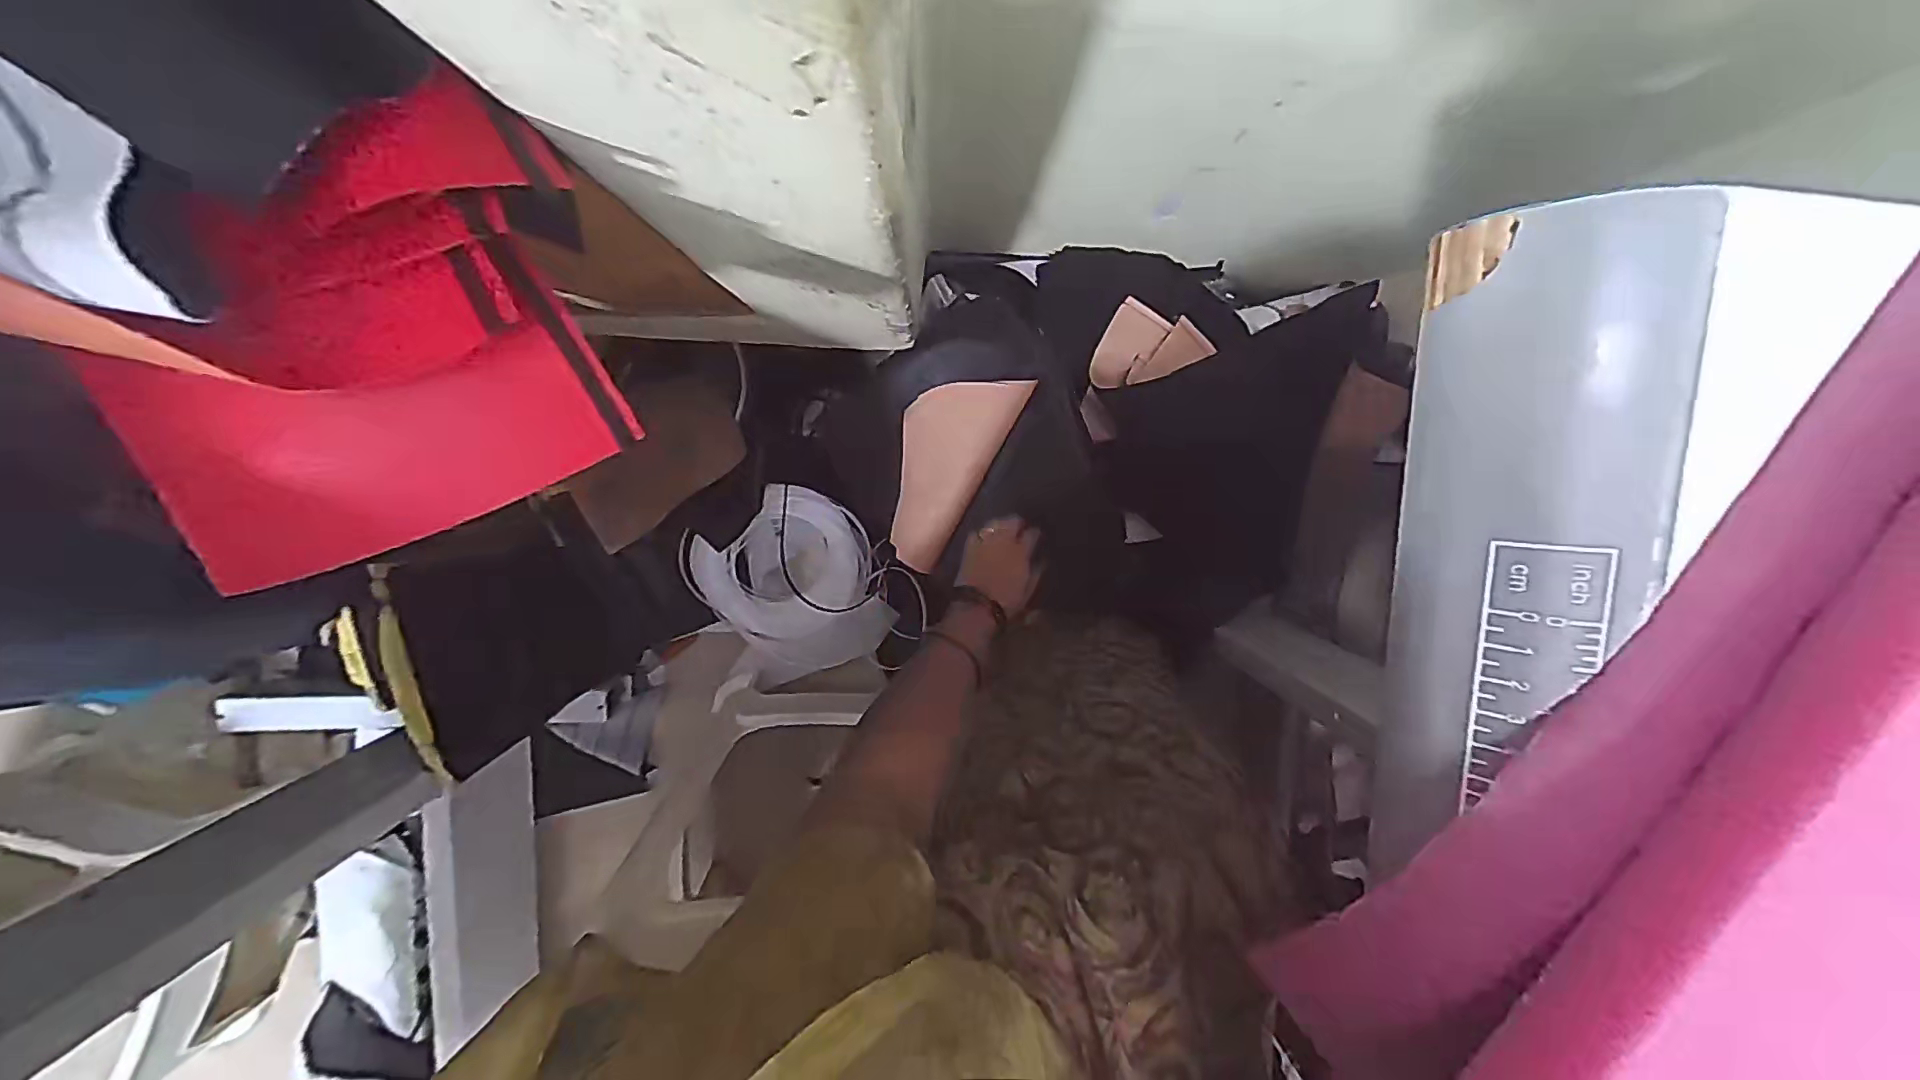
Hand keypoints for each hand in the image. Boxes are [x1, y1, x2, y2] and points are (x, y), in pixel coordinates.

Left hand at [956, 517, 1042, 619]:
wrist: (976, 606)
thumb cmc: (1007, 602)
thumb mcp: (1028, 590)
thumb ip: (1036, 571)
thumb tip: (1042, 560)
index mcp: (1021, 552)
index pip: (1032, 533)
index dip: (1035, 533)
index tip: (1036, 535)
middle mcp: (1004, 541)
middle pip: (1012, 521)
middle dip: (1017, 523)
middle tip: (1019, 528)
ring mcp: (985, 542)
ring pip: (994, 523)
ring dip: (1000, 525)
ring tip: (1002, 530)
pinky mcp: (969, 547)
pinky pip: (977, 533)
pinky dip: (982, 534)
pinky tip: (984, 539)